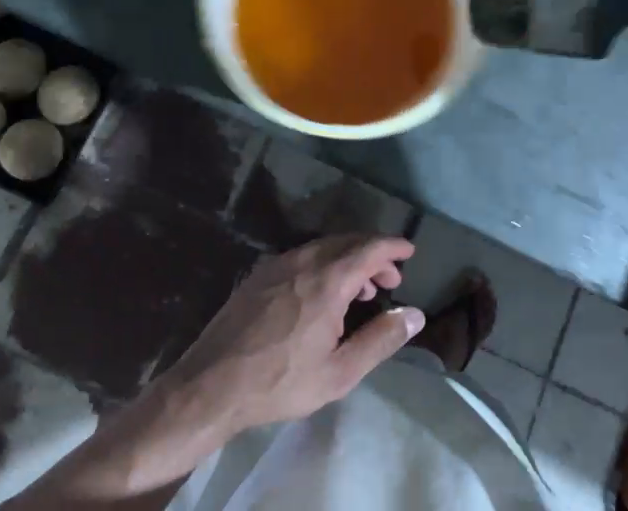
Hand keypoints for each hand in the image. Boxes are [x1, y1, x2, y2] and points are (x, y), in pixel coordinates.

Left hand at [157, 234, 423, 440]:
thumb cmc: (280, 382)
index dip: (392, 247)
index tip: (409, 251)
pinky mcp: (258, 275)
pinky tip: (322, 293)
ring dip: (348, 259)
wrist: (212, 384)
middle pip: (347, 242)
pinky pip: (301, 257)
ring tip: (360, 291)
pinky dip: (324, 264)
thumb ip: (381, 339)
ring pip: (322, 248)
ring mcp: (276, 265)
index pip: (369, 248)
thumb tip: (415, 314)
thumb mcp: (340, 372)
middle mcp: (303, 261)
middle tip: (390, 279)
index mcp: (327, 281)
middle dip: (373, 254)